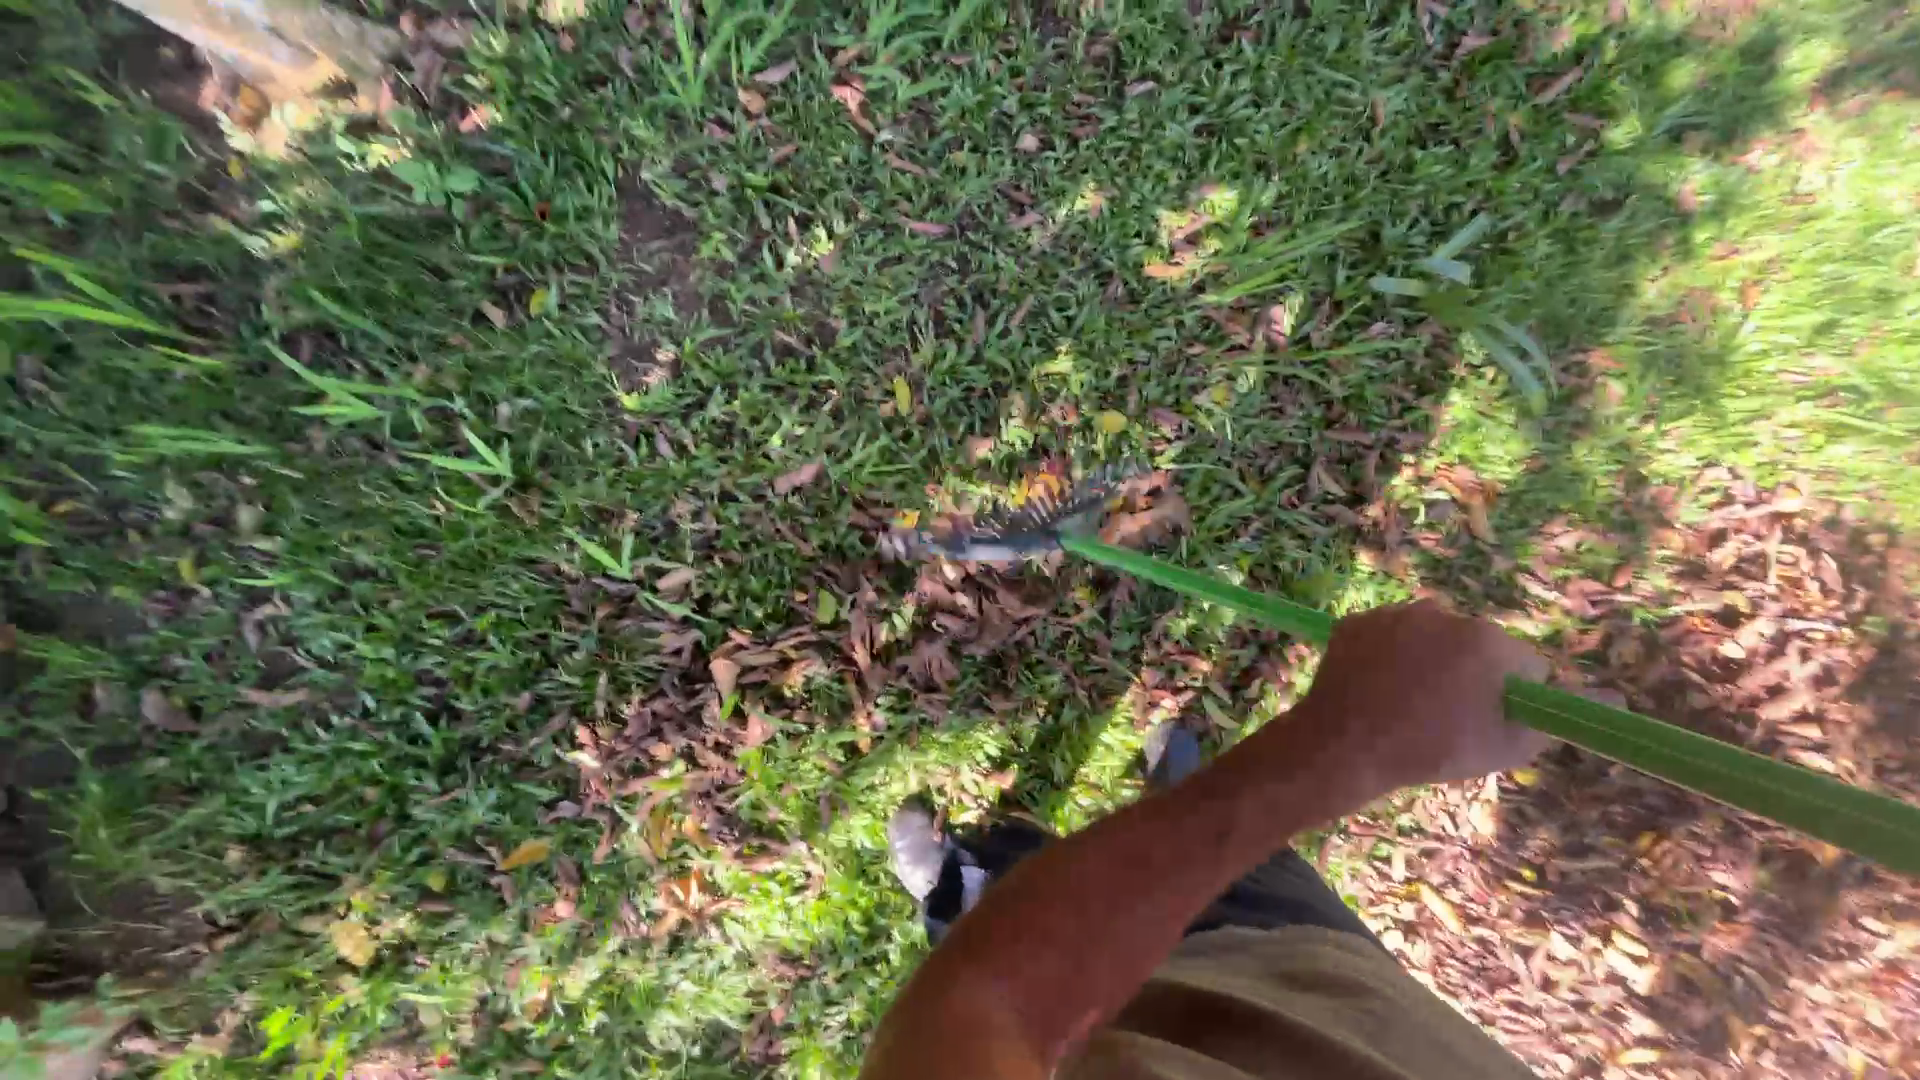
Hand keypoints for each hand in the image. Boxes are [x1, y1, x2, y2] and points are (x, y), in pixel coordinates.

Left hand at [1289, 600, 1552, 804]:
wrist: (1344, 744)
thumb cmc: (1431, 748)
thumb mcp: (1508, 747)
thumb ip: (1548, 719)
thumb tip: (1581, 699)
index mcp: (1486, 639)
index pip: (1523, 663)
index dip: (1513, 692)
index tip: (1491, 714)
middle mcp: (1440, 613)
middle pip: (1474, 643)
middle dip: (1470, 669)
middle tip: (1446, 708)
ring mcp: (1392, 614)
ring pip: (1428, 635)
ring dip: (1427, 656)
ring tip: (1407, 697)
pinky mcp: (1355, 621)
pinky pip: (1387, 635)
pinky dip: (1387, 653)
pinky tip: (1377, 683)